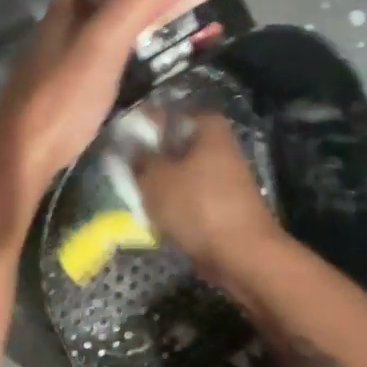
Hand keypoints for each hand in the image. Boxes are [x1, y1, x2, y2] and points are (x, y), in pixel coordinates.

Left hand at [0, 0, 200, 193]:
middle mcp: (65, 30)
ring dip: (150, 38)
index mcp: (68, 7)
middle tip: (201, 13)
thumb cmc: (62, 100)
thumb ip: (139, 2)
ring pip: (116, 40)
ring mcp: (66, 66)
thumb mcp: (103, 44)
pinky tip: (156, 76)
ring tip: (193, 41)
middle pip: (118, 7)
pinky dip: (137, 67)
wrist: (23, 162)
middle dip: (157, 6)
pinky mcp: (71, 99)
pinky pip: (113, 70)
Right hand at [136, 113, 284, 278]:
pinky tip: (159, 220)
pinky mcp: (226, 208)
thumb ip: (141, 159)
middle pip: (180, 147)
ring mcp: (227, 180)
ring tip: (140, 199)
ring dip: (165, 187)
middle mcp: (223, 148)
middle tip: (129, 172)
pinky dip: (177, 209)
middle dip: (155, 159)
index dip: (150, 123)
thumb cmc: (197, 206)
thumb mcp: (155, 178)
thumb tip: (133, 148)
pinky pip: (193, 201)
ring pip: (185, 176)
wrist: (239, 253)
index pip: (175, 113)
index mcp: (210, 128)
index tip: (127, 139)